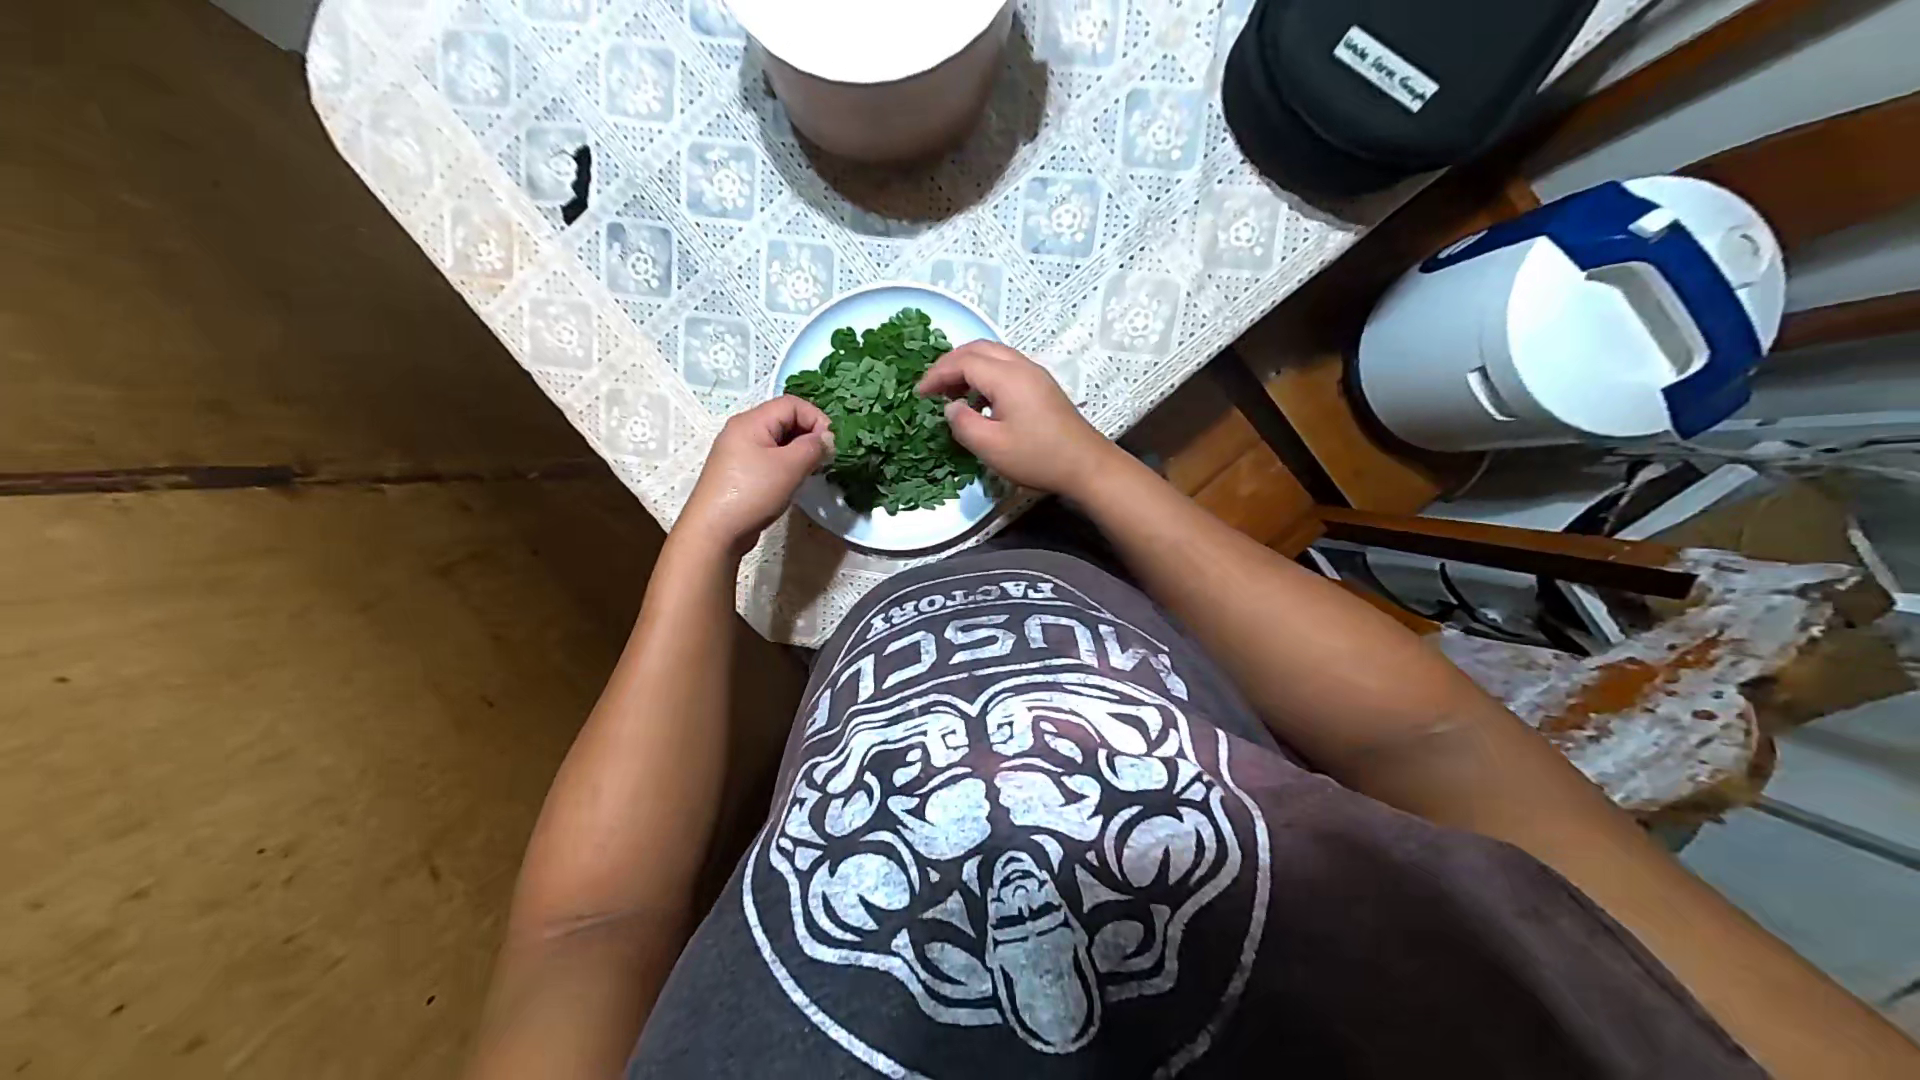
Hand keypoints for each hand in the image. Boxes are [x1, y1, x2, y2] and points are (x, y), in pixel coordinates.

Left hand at [677, 396, 832, 553]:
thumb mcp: (789, 467)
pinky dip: (787, 464)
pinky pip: (769, 457)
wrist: (714, 531)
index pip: (792, 404)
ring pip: (778, 440)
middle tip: (826, 458)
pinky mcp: (740, 472)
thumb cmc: (752, 493)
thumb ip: (813, 447)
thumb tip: (828, 439)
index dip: (817, 418)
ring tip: (813, 470)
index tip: (832, 444)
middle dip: (810, 434)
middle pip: (785, 419)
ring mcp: (739, 452)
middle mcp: (742, 430)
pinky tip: (794, 481)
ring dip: (800, 451)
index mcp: (751, 421)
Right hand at [917, 342, 1122, 498]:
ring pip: (993, 355)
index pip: (963, 361)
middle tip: (932, 387)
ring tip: (951, 393)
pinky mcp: (1041, 386)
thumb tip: (951, 408)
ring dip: (968, 367)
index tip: (919, 393)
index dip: (937, 374)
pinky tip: (978, 401)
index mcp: (1007, 377)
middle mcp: (1022, 366)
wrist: (1086, 465)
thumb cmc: (1038, 458)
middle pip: (978, 349)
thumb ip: (963, 424)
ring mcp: (1035, 374)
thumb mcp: (991, 447)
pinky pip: (1006, 367)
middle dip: (950, 363)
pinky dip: (984, 375)